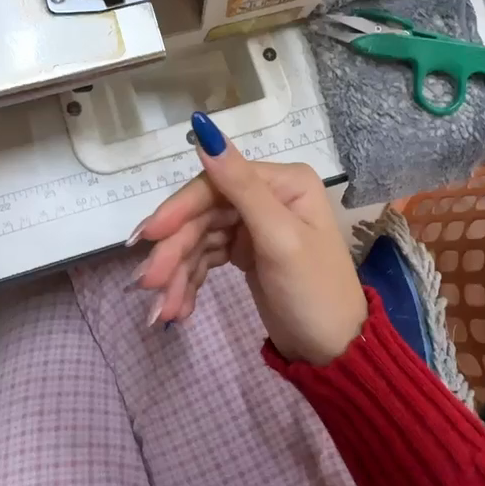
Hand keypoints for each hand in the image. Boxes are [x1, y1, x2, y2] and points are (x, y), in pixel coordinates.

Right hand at [132, 111, 368, 365]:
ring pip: (199, 238)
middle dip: (174, 249)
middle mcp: (267, 195)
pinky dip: (189, 280)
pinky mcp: (244, 251)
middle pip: (203, 213)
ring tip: (162, 310)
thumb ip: (240, 186)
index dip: (179, 208)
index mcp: (282, 182)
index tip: (147, 235)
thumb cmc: (315, 292)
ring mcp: (254, 224)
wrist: (336, 356)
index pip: (216, 184)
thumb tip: (204, 129)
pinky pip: (206, 257)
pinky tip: (178, 308)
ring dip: (177, 272)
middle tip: (148, 283)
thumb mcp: (279, 238)